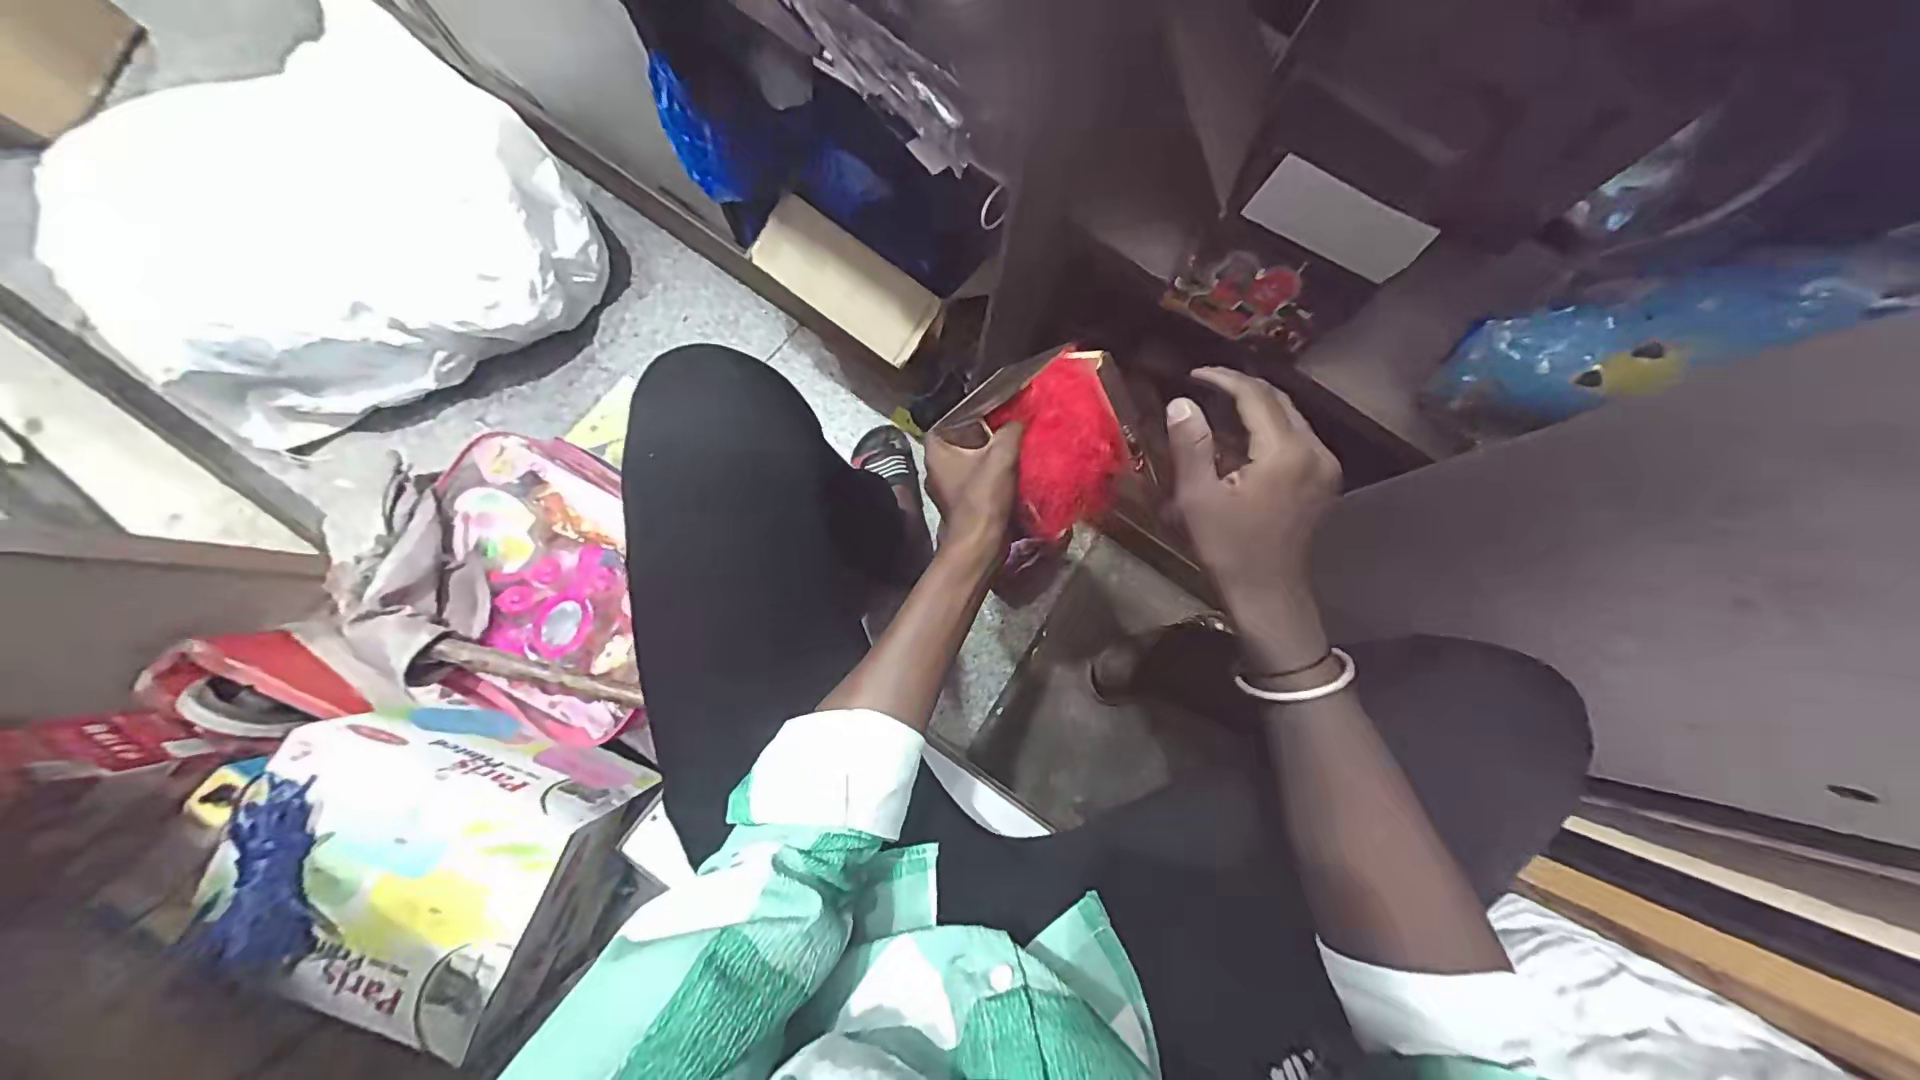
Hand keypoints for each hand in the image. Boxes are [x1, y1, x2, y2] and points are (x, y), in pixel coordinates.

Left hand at [925, 421, 1024, 565]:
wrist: (981, 542)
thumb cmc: (983, 497)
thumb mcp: (1001, 456)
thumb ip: (1010, 432)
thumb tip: (1018, 421)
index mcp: (935, 452)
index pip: (946, 421)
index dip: (967, 414)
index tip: (988, 412)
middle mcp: (934, 469)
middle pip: (959, 443)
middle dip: (981, 436)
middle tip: (1004, 428)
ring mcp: (946, 489)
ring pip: (968, 463)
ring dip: (987, 458)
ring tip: (1010, 449)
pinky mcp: (959, 504)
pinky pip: (974, 482)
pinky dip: (989, 477)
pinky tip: (1008, 473)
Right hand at [1166, 368, 1341, 670]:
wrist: (1268, 594)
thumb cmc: (1228, 549)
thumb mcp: (1197, 498)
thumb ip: (1191, 445)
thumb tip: (1181, 403)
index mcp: (1286, 452)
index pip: (1256, 396)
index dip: (1223, 379)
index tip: (1193, 375)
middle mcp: (1315, 451)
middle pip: (1279, 400)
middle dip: (1240, 388)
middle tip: (1203, 386)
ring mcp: (1324, 466)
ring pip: (1290, 417)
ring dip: (1254, 408)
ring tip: (1216, 409)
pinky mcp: (1323, 480)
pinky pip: (1296, 438)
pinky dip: (1267, 429)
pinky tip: (1240, 440)